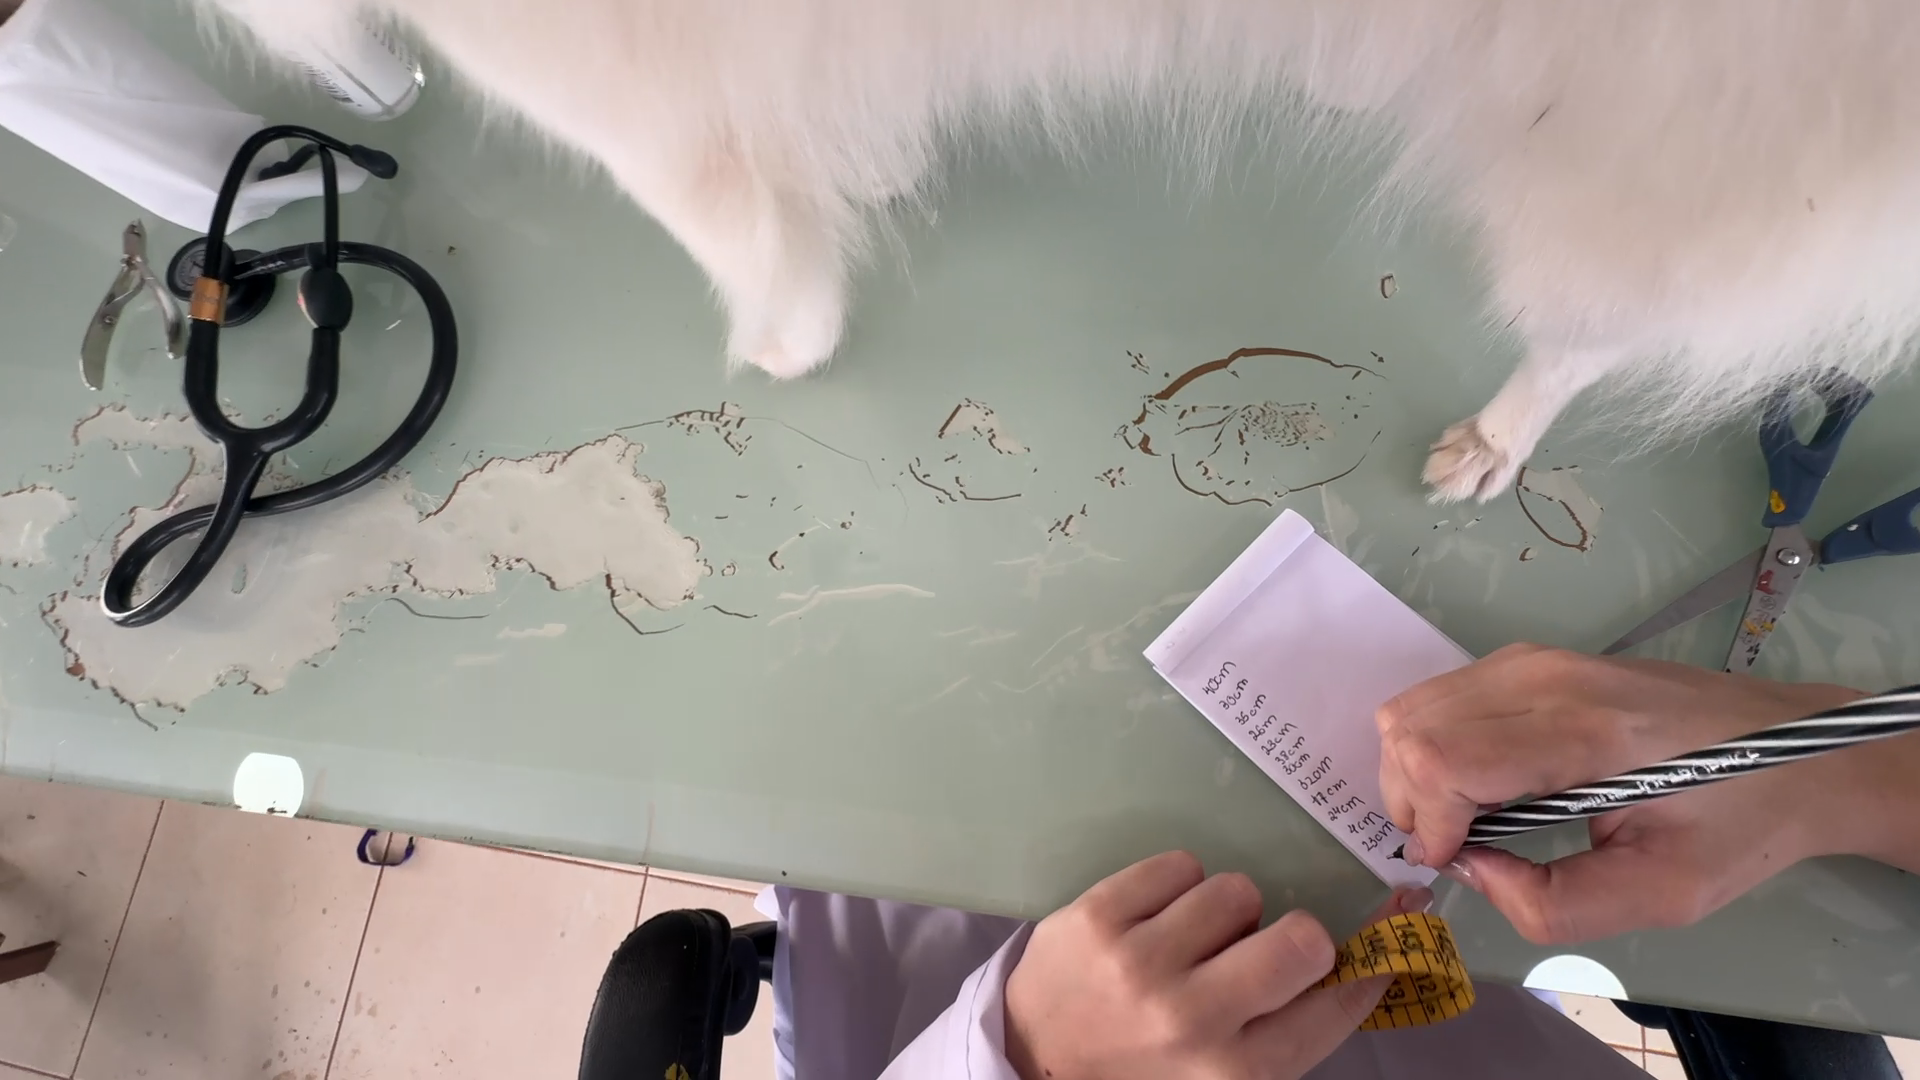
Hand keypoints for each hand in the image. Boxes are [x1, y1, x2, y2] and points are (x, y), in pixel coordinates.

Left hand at [1003, 851, 1426, 1079]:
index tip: (1391, 926)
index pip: (1334, 1010)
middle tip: (1257, 945)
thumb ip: (1279, 1036)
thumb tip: (1349, 966)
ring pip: (1234, 889)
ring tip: (1190, 935)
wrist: (1032, 1060)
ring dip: (1225, 908)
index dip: (1372, 962)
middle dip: (1292, 935)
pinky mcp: (1098, 915)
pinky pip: (1178, 863)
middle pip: (1299, 941)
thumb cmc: (1139, 1073)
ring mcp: (1141, 962)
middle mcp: (1194, 1019)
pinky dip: (1178, 881)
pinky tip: (1156, 912)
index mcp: (1236, 1076)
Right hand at [1376, 644, 1887, 943]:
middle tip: (1454, 841)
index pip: (1442, 760)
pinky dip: (1425, 743)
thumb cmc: (1735, 823)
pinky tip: (1474, 773)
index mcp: (1583, 734)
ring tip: (1460, 808)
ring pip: (1405, 711)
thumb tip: (1466, 866)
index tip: (1454, 859)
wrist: (1793, 745)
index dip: (1427, 818)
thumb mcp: (1666, 895)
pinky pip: (1428, 698)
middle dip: (1409, 799)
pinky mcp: (1514, 657)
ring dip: (1410, 770)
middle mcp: (1536, 680)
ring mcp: (1520, 660)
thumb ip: (1555, 904)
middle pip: (1409, 733)